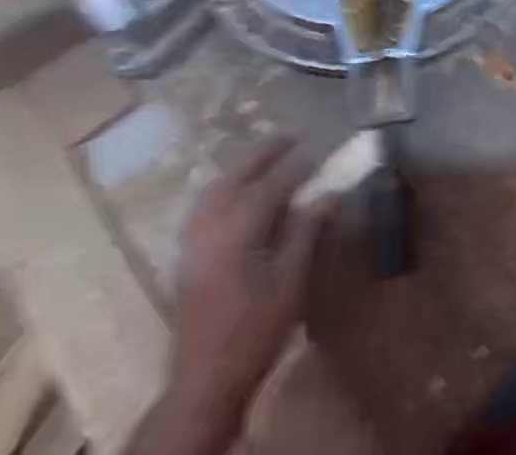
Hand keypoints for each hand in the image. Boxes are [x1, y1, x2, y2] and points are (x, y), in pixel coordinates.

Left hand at [173, 138, 329, 393]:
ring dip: (243, 167)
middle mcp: (210, 226)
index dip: (295, 166)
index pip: (271, 185)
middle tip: (291, 137)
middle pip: (237, 176)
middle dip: (264, 154)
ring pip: (216, 187)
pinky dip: (225, 185)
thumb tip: (329, 196)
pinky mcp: (187, 253)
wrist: (205, 377)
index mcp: (237, 230)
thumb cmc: (256, 330)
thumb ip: (307, 233)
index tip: (316, 151)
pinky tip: (238, 191)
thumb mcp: (291, 282)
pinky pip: (205, 203)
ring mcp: (193, 239)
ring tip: (268, 158)